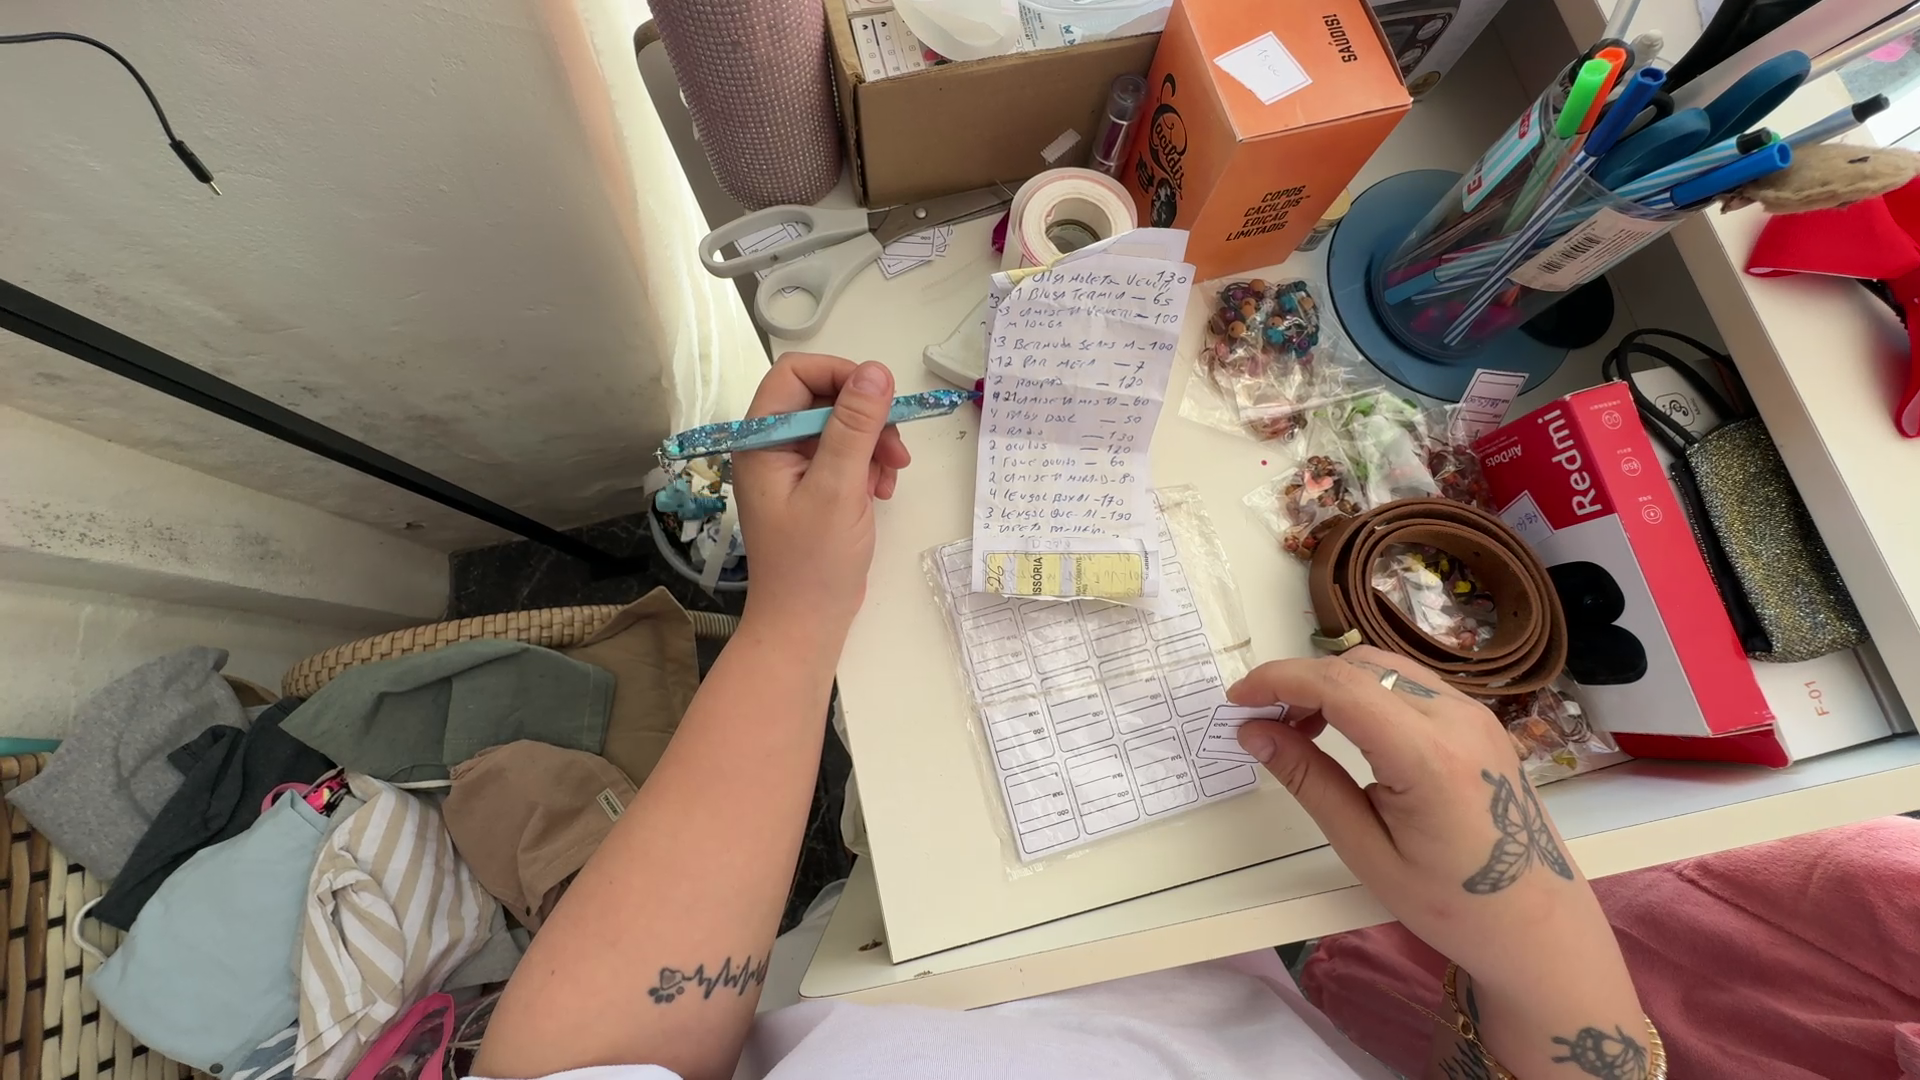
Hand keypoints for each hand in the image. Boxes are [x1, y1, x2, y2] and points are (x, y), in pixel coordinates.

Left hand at [731, 353, 910, 638]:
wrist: (807, 621)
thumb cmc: (813, 562)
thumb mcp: (838, 488)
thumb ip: (855, 427)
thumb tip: (876, 371)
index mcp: (762, 440)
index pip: (796, 374)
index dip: (840, 374)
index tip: (881, 397)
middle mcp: (774, 446)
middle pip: (825, 399)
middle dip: (866, 418)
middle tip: (896, 449)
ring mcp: (796, 468)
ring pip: (843, 427)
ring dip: (874, 444)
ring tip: (891, 478)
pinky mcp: (817, 487)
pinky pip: (848, 456)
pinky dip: (870, 466)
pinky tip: (882, 492)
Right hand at [1228, 648, 1628, 1009]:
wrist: (1542, 932)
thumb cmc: (1452, 904)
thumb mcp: (1364, 848)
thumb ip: (1307, 779)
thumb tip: (1253, 731)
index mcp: (1429, 756)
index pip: (1338, 686)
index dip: (1277, 680)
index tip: (1237, 699)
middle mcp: (1457, 719)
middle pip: (1355, 666)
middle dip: (1298, 681)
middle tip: (1264, 721)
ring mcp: (1473, 715)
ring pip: (1379, 666)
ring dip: (1328, 683)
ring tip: (1300, 726)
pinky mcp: (1477, 720)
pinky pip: (1404, 682)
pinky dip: (1360, 690)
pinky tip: (1344, 727)